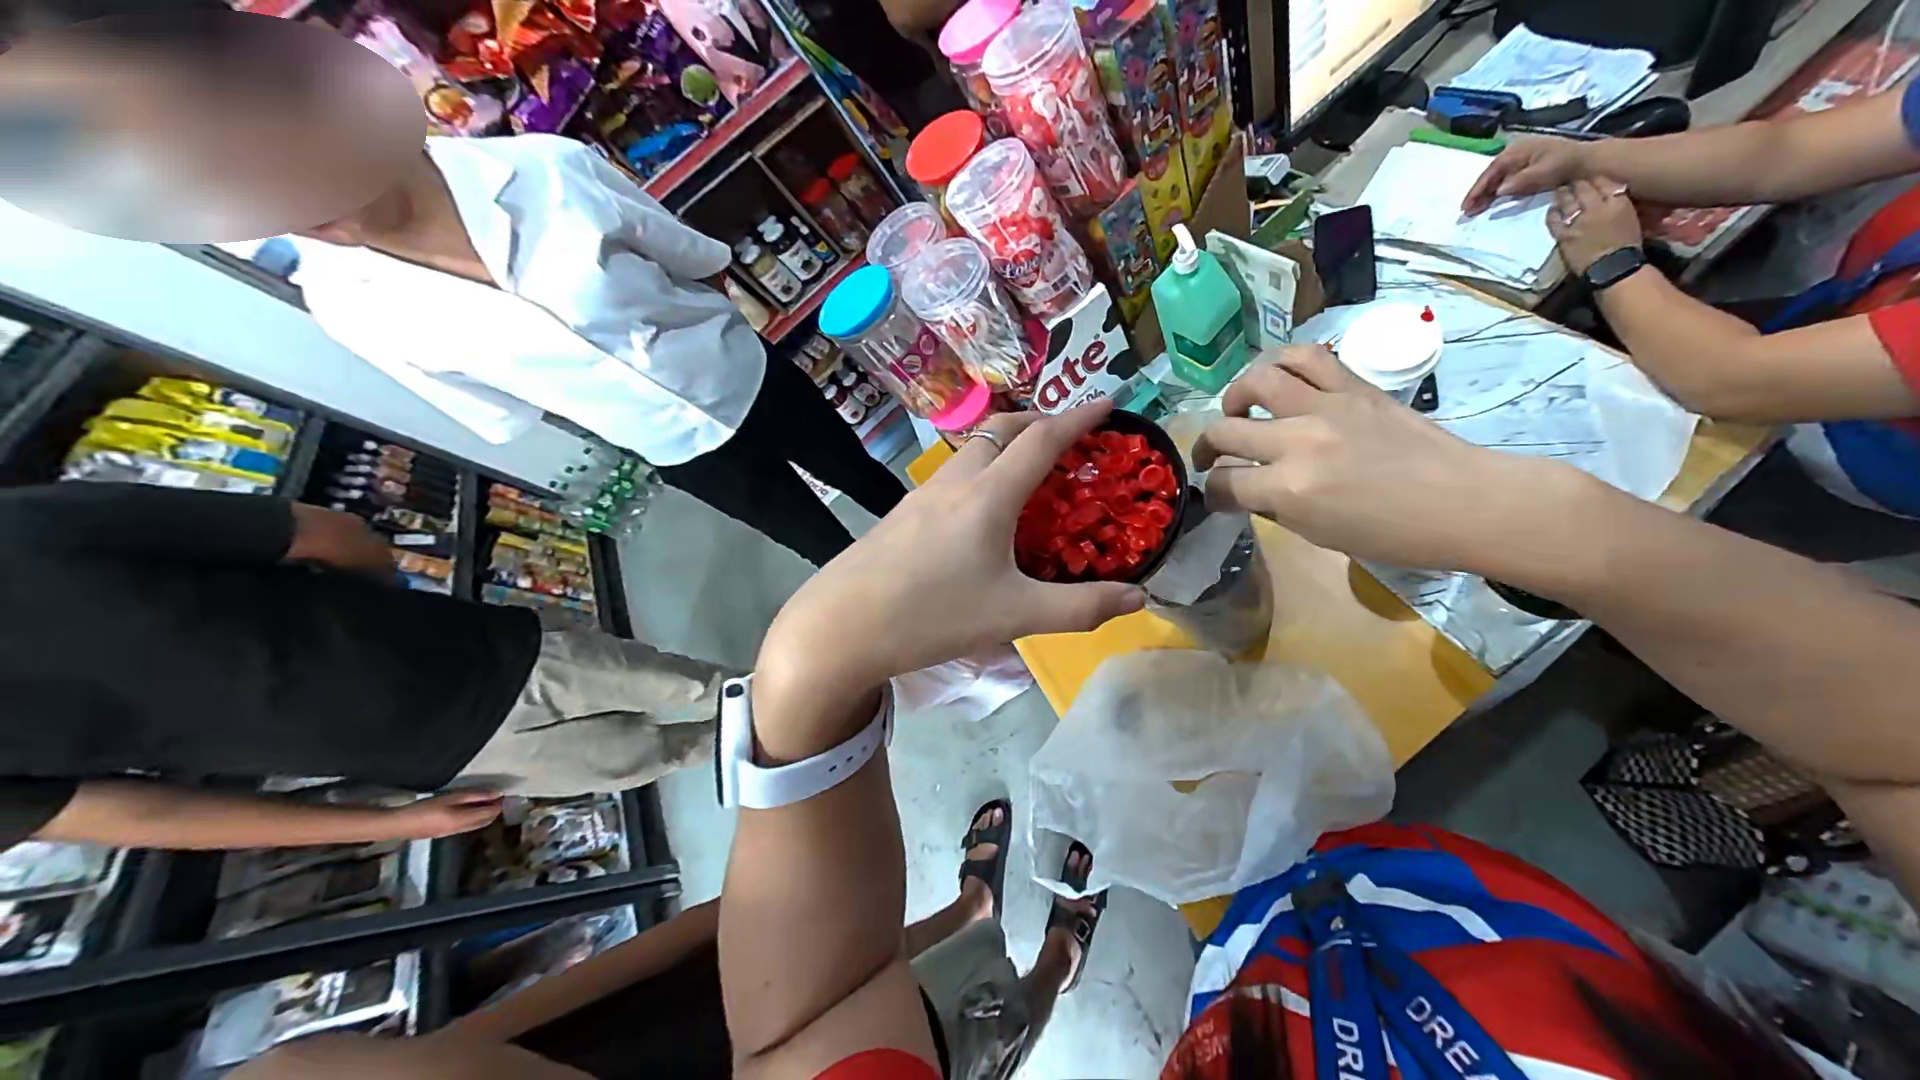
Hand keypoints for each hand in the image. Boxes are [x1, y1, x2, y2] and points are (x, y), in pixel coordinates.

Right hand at [387, 791, 503, 838]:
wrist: (397, 825)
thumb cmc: (425, 808)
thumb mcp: (451, 798)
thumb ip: (474, 796)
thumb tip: (496, 794)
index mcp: (464, 820)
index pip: (490, 814)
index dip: (498, 804)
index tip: (504, 794)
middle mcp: (461, 829)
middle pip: (485, 821)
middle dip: (494, 811)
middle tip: (498, 798)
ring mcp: (452, 834)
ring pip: (476, 825)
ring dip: (484, 815)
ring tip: (487, 802)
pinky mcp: (444, 834)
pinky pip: (467, 827)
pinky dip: (474, 819)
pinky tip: (471, 811)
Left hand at [759, 402, 1147, 694]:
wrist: (842, 626)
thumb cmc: (932, 616)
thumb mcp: (1015, 616)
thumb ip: (1081, 608)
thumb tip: (1139, 597)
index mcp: (988, 496)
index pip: (1041, 440)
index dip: (1078, 418)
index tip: (1107, 403)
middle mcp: (954, 483)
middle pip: (1001, 430)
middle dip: (1039, 421)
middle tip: (1067, 436)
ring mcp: (921, 495)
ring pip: (971, 451)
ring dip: (1005, 445)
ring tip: (1028, 472)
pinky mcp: (901, 514)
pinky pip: (950, 475)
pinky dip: (979, 471)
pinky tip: (979, 511)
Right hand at [1193, 346, 1586, 574]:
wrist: (1465, 502)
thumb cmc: (1393, 534)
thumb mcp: (1319, 535)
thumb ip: (1274, 508)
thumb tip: (1247, 489)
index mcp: (1289, 489)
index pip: (1224, 482)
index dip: (1212, 492)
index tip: (1217, 495)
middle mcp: (1297, 441)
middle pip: (1225, 430)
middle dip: (1207, 448)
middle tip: (1213, 457)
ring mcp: (1326, 407)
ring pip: (1256, 380)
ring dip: (1235, 397)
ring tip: (1239, 409)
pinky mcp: (1354, 387)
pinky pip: (1306, 357)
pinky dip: (1282, 364)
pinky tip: (1278, 380)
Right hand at [1461, 136, 1592, 214]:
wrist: (1585, 161)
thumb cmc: (1563, 163)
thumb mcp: (1540, 172)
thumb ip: (1518, 181)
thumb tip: (1498, 191)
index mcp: (1515, 151)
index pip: (1489, 172)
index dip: (1476, 190)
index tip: (1465, 205)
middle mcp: (1513, 154)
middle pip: (1489, 177)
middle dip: (1477, 194)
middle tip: (1465, 211)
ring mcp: (1517, 161)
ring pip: (1495, 180)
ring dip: (1484, 195)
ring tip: (1473, 210)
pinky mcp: (1522, 168)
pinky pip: (1503, 181)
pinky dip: (1495, 192)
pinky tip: (1488, 203)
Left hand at [1548, 177, 1642, 274]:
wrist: (1612, 266)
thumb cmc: (1626, 242)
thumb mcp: (1629, 215)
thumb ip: (1617, 202)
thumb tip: (1608, 193)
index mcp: (1619, 202)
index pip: (1604, 181)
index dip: (1593, 177)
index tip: (1587, 175)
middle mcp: (1597, 208)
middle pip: (1583, 189)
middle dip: (1575, 183)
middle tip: (1569, 180)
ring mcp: (1578, 221)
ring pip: (1567, 201)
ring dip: (1562, 194)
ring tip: (1559, 190)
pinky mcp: (1563, 235)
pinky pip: (1554, 219)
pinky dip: (1552, 213)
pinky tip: (1552, 209)